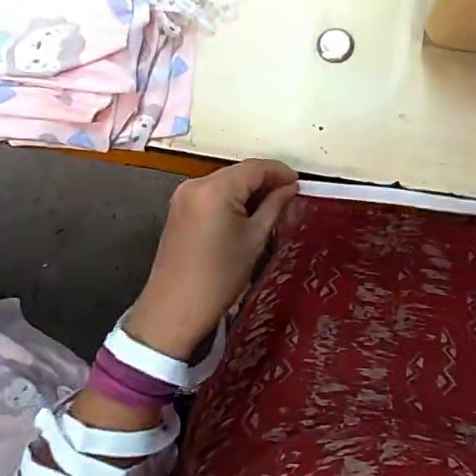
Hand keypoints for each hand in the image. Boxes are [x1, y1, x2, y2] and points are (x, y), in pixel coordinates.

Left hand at [122, 159, 298, 358]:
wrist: (175, 307)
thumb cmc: (219, 277)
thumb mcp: (254, 239)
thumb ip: (274, 207)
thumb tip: (290, 189)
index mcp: (215, 189)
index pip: (254, 167)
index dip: (280, 172)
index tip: (299, 183)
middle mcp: (195, 184)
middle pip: (238, 172)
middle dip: (264, 181)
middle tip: (289, 196)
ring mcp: (183, 196)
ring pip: (224, 182)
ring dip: (248, 189)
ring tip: (272, 206)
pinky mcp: (178, 209)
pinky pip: (211, 194)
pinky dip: (230, 198)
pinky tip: (246, 213)